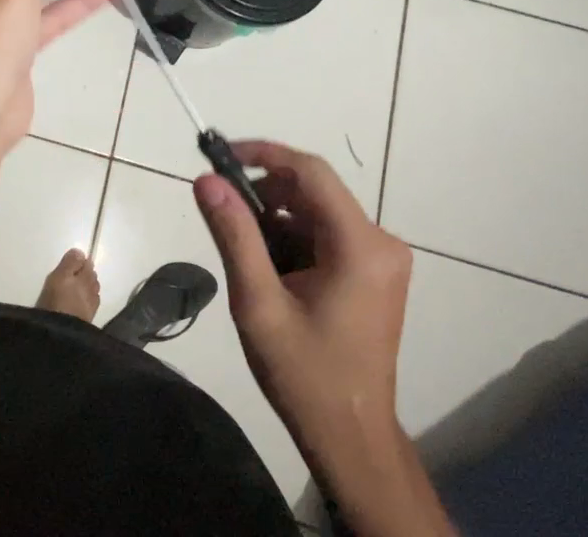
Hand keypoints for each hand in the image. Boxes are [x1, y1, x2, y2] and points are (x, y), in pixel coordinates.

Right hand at [192, 141, 411, 450]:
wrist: (349, 433)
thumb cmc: (303, 371)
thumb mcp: (258, 302)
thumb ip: (233, 235)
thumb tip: (206, 180)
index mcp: (360, 246)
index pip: (310, 172)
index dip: (261, 153)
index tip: (216, 156)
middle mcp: (380, 242)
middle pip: (311, 191)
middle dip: (261, 196)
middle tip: (219, 219)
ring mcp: (381, 259)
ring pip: (314, 213)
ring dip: (273, 223)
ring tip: (246, 262)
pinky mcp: (374, 273)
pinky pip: (324, 235)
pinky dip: (290, 241)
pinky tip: (270, 275)